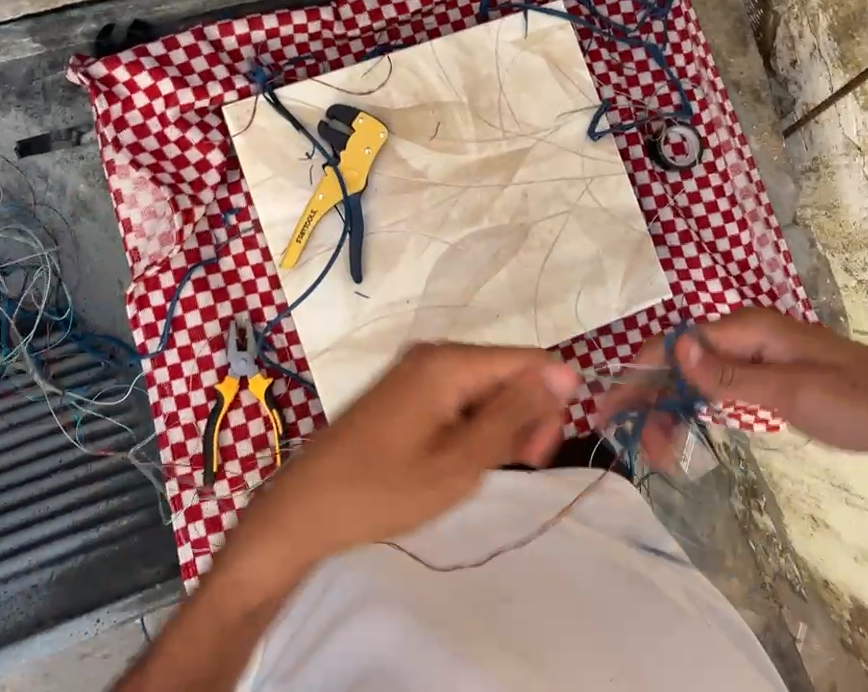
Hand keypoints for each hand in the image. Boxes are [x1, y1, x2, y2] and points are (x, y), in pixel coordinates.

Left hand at [224, 343, 580, 576]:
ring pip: (485, 389)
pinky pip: (458, 398)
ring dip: (497, 428)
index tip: (537, 455)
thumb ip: (514, 415)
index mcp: (449, 362)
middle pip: (508, 373)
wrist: (302, 512)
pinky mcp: (405, 391)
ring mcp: (416, 371)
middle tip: (510, 469)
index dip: (548, 404)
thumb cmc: (381, 492)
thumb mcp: (459, 463)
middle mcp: (434, 355)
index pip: (531, 361)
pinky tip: (455, 461)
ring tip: (473, 471)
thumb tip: (566, 371)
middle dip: (522, 417)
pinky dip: (470, 428)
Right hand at [601, 308, 867, 468]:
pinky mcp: (765, 379)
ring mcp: (755, 357)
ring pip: (694, 378)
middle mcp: (744, 336)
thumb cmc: (859, 401)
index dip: (638, 373)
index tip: (611, 409)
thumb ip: (730, 375)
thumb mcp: (792, 393)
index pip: (675, 344)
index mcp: (748, 329)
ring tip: (660, 451)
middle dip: (651, 399)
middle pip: (679, 362)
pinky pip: (716, 390)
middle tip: (636, 444)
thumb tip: (676, 346)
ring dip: (670, 410)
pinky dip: (695, 411)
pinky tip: (683, 435)